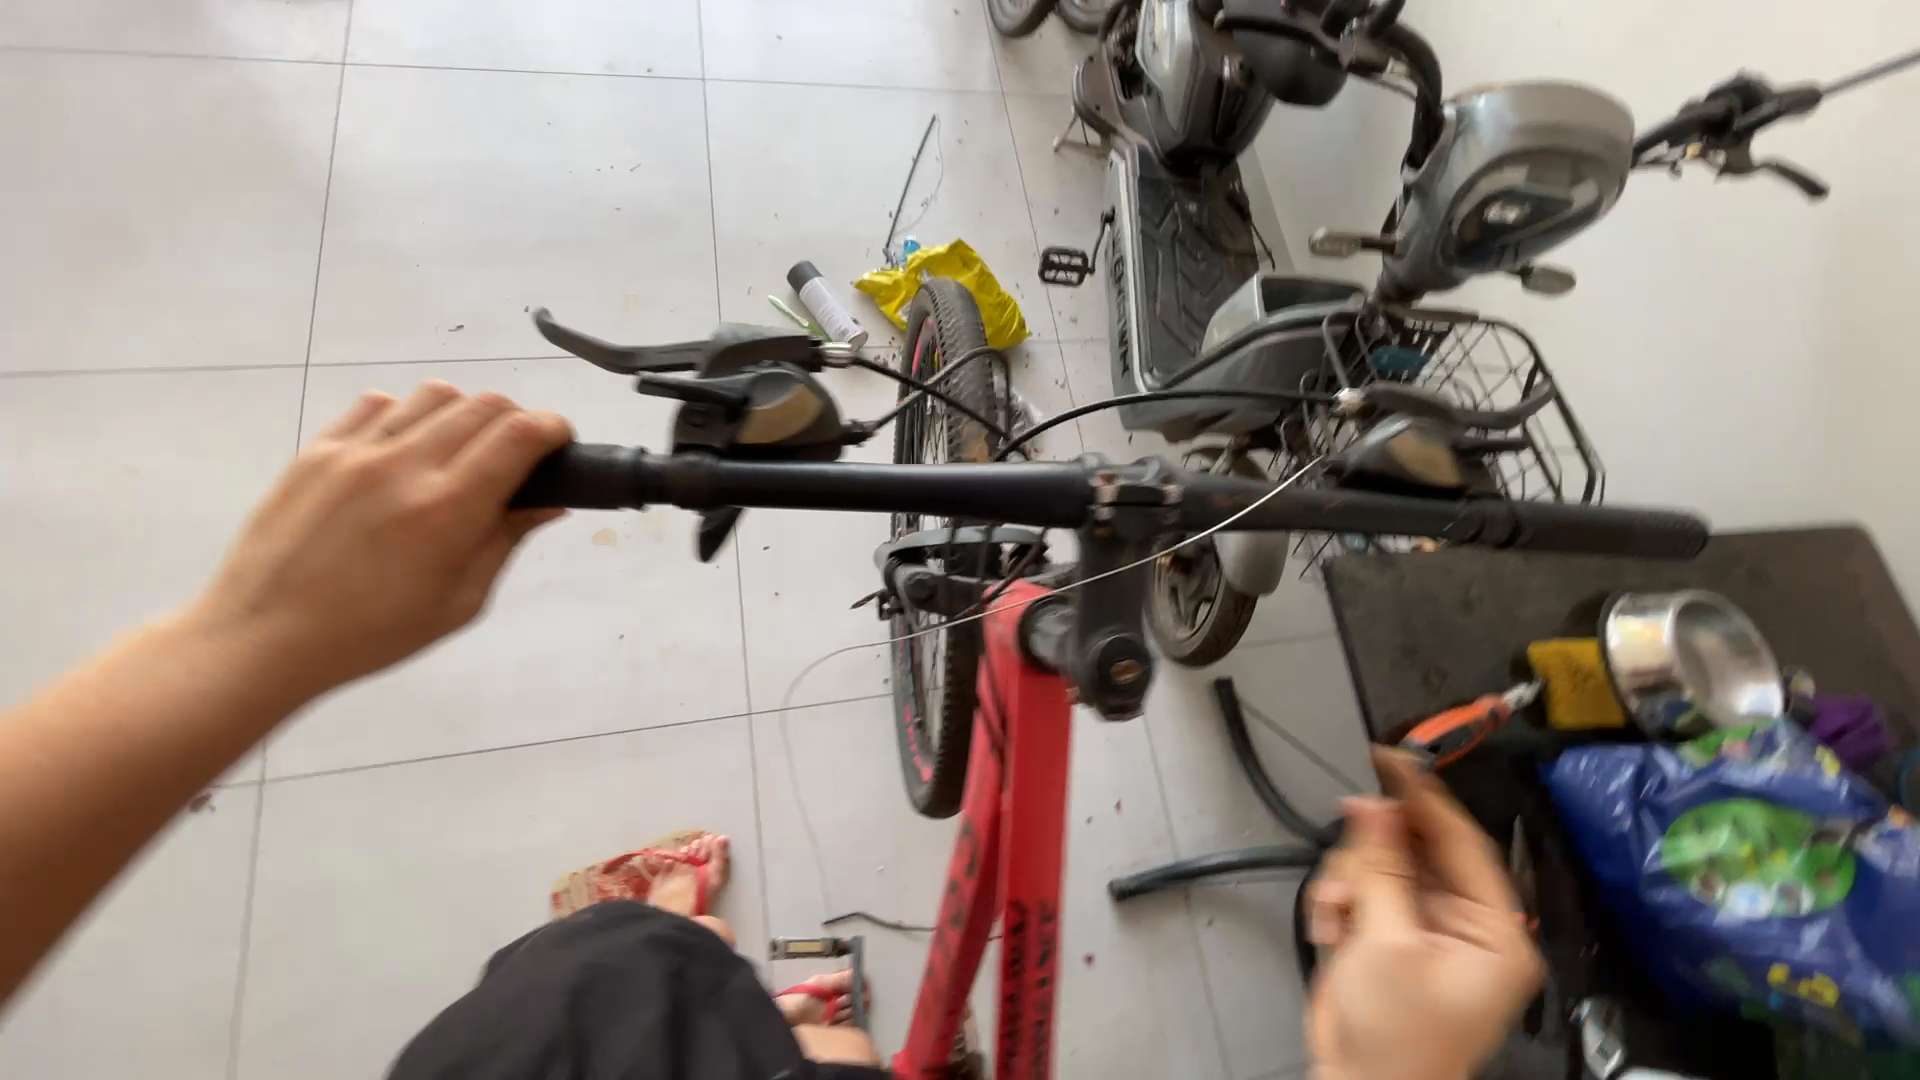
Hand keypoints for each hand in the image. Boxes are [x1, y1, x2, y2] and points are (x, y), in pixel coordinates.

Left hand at [184, 382, 572, 699]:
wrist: (260, 637)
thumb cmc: (377, 631)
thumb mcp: (464, 599)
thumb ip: (507, 539)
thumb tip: (550, 502)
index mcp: (449, 509)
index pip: (520, 434)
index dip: (555, 429)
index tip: (563, 446)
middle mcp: (405, 465)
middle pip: (485, 404)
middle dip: (520, 420)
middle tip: (522, 455)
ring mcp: (356, 450)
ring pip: (436, 394)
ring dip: (468, 413)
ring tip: (466, 449)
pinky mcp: (317, 448)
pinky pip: (379, 403)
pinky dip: (412, 414)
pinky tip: (411, 448)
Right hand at [1304, 749, 1543, 1079]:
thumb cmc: (1393, 1031)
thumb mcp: (1387, 940)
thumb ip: (1381, 865)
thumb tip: (1375, 804)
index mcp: (1492, 930)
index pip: (1462, 841)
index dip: (1423, 796)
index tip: (1389, 757)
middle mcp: (1464, 921)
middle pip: (1411, 848)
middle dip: (1370, 859)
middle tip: (1349, 875)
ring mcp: (1422, 924)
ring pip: (1378, 862)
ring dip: (1347, 884)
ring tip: (1338, 920)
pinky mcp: (1388, 929)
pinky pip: (1360, 884)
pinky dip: (1339, 900)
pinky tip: (1335, 931)